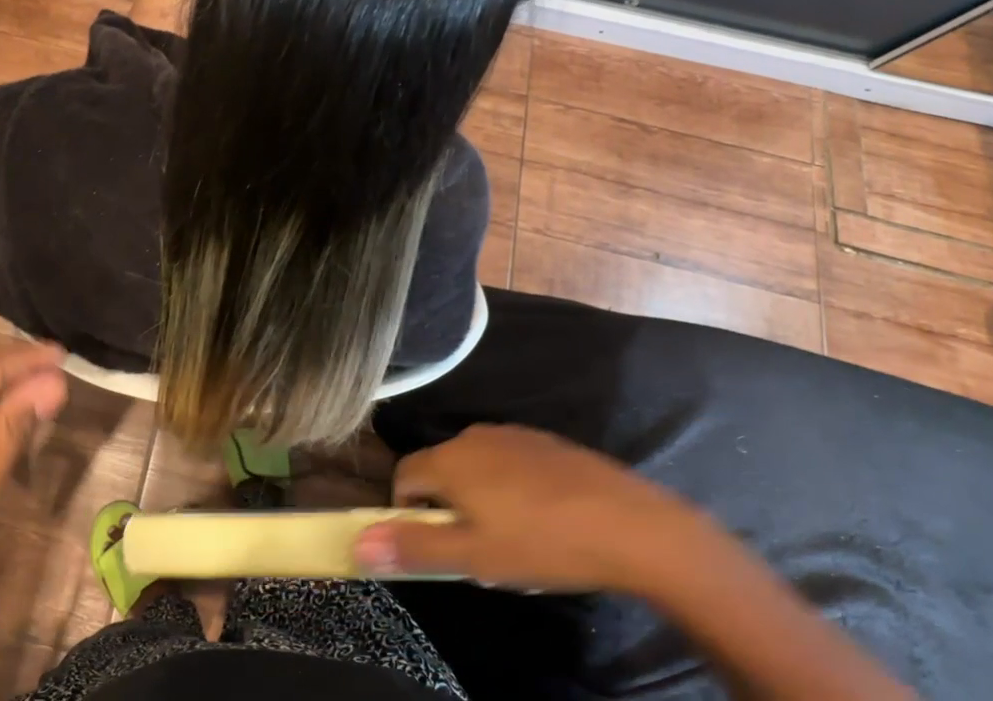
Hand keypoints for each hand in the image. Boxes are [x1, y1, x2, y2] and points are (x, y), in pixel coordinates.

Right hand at [354, 424, 701, 593]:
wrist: (635, 527)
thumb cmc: (543, 543)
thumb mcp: (474, 557)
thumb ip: (413, 547)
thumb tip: (357, 543)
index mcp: (449, 458)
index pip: (402, 476)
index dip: (406, 513)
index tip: (433, 546)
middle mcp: (474, 436)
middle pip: (439, 469)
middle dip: (445, 506)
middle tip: (474, 550)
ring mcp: (515, 435)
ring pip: (476, 466)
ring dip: (478, 497)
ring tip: (511, 539)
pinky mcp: (549, 443)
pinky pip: (510, 463)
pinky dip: (512, 488)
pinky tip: (544, 521)